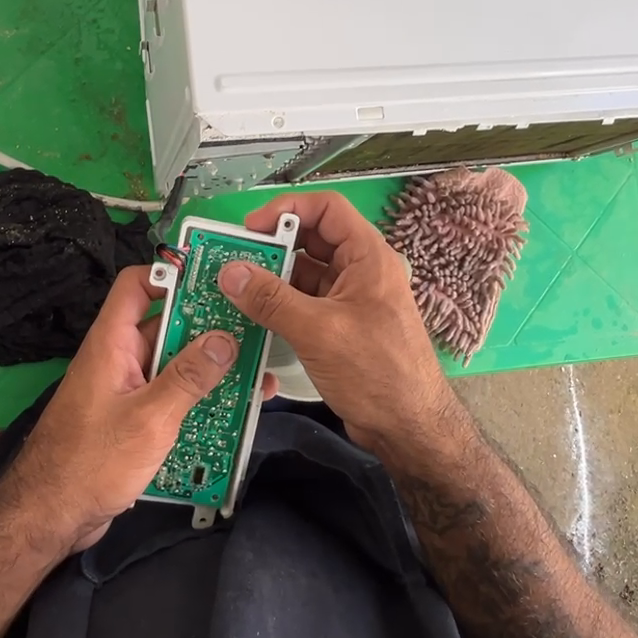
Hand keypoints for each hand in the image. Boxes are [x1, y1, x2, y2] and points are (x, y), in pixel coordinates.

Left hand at [0, 266, 250, 552]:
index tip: (216, 280)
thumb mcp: (148, 418)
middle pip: (168, 326)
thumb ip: (189, 377)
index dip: (172, 274)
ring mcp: (127, 389)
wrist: (50, 520)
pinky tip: (233, 410)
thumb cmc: (89, 463)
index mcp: (112, 344)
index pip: (138, 285)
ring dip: (211, 368)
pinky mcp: (135, 418)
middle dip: (210, 327)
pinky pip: (172, 396)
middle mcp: (119, 358)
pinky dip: (199, 399)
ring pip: (175, 364)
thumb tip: (225, 338)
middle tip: (255, 327)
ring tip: (257, 373)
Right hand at [217, 191, 458, 450]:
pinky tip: (252, 314)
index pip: (327, 208)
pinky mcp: (340, 327)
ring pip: (305, 273)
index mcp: (368, 256)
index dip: (287, 208)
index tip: (250, 227)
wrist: (408, 429)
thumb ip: (272, 299)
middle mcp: (360, 271)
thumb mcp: (319, 331)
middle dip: (273, 245)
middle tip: (233, 258)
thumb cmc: (375, 371)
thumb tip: (229, 271)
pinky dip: (280, 304)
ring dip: (273, 277)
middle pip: (312, 239)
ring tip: (234, 286)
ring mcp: (351, 300)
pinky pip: (306, 303)